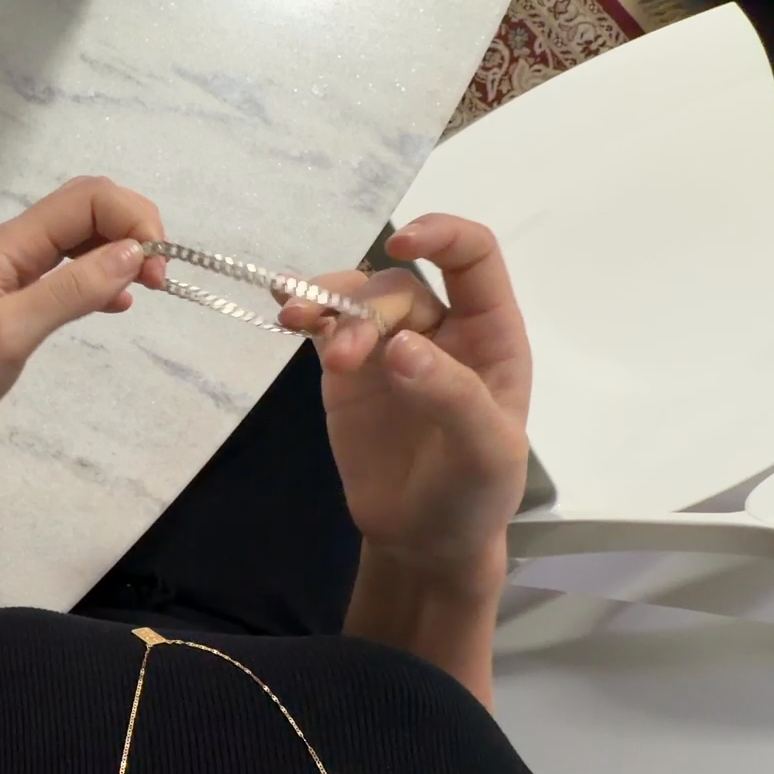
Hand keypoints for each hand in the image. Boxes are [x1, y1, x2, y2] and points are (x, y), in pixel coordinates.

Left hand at [0, 176, 166, 465]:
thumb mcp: (12, 332)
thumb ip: (71, 290)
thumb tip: (134, 251)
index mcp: (9, 245)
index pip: (85, 198)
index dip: (132, 219)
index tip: (157, 270)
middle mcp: (12, 254)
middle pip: (83, 214)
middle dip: (130, 232)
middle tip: (158, 282)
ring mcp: (11, 285)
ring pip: (76, 249)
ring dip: (117, 258)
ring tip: (146, 292)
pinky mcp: (12, 316)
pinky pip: (64, 284)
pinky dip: (96, 287)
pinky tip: (116, 307)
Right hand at [278, 214, 530, 581]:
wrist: (420, 537)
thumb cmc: (471, 494)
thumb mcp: (483, 450)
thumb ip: (449, 393)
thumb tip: (396, 345)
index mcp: (488, 336)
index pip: (473, 259)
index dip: (443, 236)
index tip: (401, 244)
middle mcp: (437, 332)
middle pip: (396, 289)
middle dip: (363, 312)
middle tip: (339, 361)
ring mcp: (386, 352)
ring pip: (354, 303)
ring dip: (324, 305)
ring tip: (292, 320)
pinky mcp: (346, 376)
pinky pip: (325, 331)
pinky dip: (305, 315)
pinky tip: (285, 313)